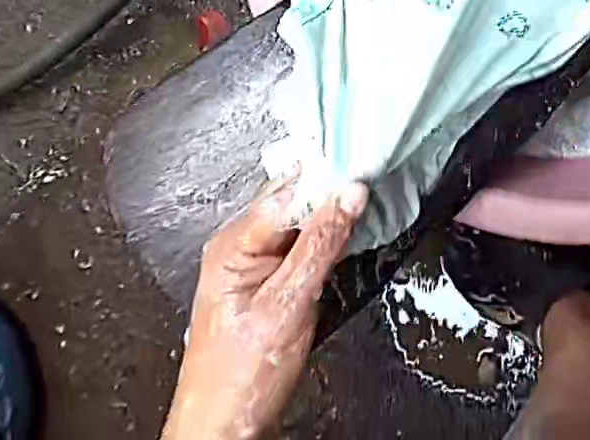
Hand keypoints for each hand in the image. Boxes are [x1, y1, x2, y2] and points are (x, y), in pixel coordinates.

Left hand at [160, 177, 367, 439]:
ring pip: (300, 218)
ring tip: (363, 208)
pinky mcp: (268, 275)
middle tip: (368, 188)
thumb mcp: (289, 306)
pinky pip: (301, 240)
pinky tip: (345, 236)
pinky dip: (326, 235)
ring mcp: (252, 259)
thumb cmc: (239, 380)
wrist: (221, 432)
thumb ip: (322, 245)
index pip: (288, 192)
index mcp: (233, 244)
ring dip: (331, 213)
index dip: (328, 181)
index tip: (363, 174)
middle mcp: (239, 244)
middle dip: (331, 192)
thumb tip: (350, 195)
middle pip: (293, 199)